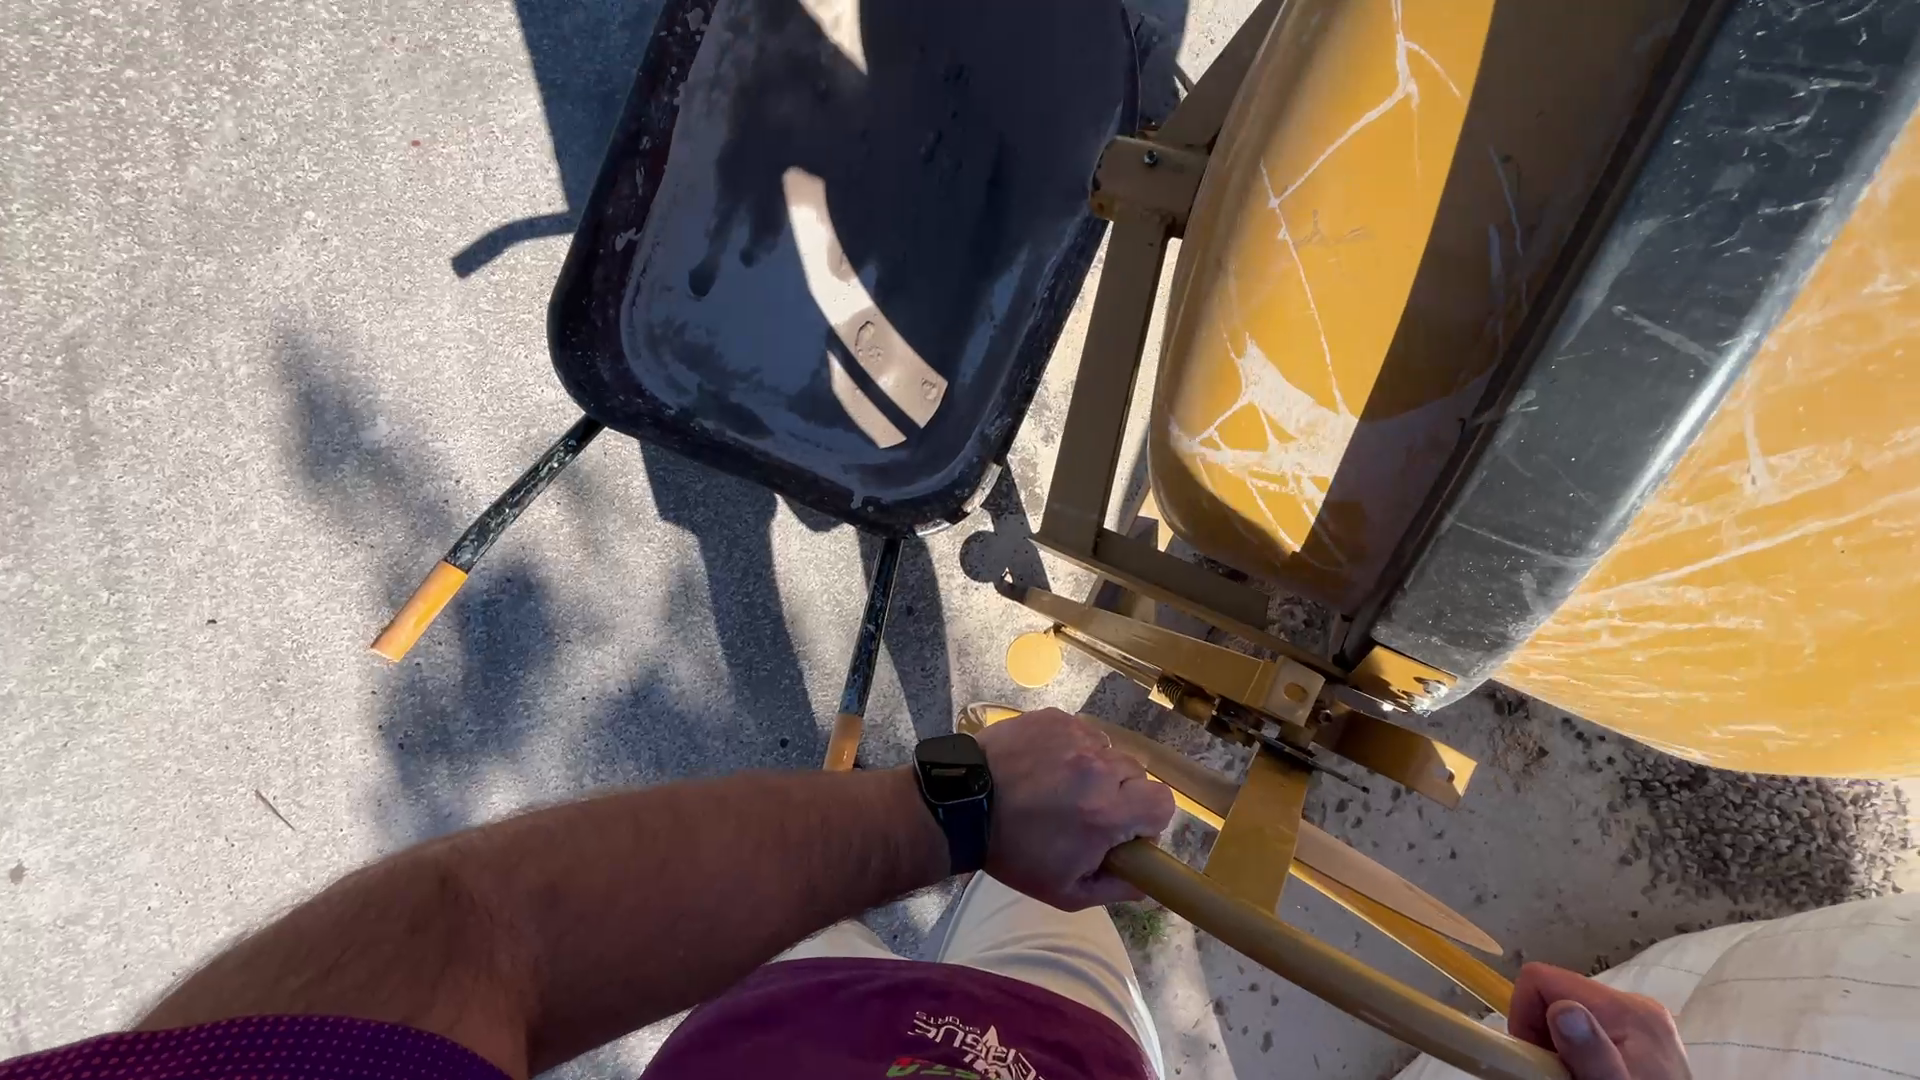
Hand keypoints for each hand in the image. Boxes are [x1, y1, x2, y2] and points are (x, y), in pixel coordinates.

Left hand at [974, 708, 1174, 909]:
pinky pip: (1081, 732)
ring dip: (1097, 768)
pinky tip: (1046, 764)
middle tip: (1089, 809)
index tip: (1125, 829)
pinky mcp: (1054, 717)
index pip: (1164, 802)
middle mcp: (1099, 767)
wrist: (962, 805)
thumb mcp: (1065, 891)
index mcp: (1107, 811)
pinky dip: (1072, 747)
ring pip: (1109, 750)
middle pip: (1137, 774)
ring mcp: (1075, 736)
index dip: (1149, 818)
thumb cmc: (1013, 852)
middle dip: (1123, 793)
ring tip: (1063, 785)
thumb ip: (1115, 889)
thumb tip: (1146, 884)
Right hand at [1510, 963, 1690, 1079]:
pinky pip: (1588, 1023)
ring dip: (1557, 1040)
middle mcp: (1637, 1004)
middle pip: (1554, 992)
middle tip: (1553, 1071)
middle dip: (1543, 1030)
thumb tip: (1564, 1010)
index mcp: (1627, 1009)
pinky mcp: (1641, 1035)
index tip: (1535, 1059)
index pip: (1541, 980)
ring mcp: (1642, 1019)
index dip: (1525, 1016)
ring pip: (1568, 1008)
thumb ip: (1591, 1055)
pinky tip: (1588, 1070)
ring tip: (1572, 1073)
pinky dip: (1576, 1045)